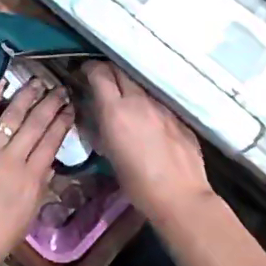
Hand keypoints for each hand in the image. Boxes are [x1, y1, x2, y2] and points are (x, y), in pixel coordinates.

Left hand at [0, 79, 73, 265]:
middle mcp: (13, 159)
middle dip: (51, 104)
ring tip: (38, 81)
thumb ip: (38, 190)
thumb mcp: (25, 221)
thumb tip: (51, 166)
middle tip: (61, 89)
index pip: (51, 143)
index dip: (62, 123)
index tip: (70, 108)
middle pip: (36, 125)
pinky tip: (0, 84)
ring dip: (27, 96)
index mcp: (30, 179)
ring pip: (12, 116)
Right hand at [83, 60, 214, 226]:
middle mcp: (138, 100)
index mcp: (116, 111)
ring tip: (125, 100)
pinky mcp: (177, 114)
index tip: (85, 72)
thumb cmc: (138, 184)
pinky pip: (157, 100)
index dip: (90, 69)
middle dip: (108, 71)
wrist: (180, 196)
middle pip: (120, 70)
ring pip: (140, 84)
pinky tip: (149, 119)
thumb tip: (100, 117)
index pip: (100, 74)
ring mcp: (161, 105)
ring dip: (129, 86)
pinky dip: (148, 103)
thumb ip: (104, 129)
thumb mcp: (110, 155)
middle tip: (102, 80)